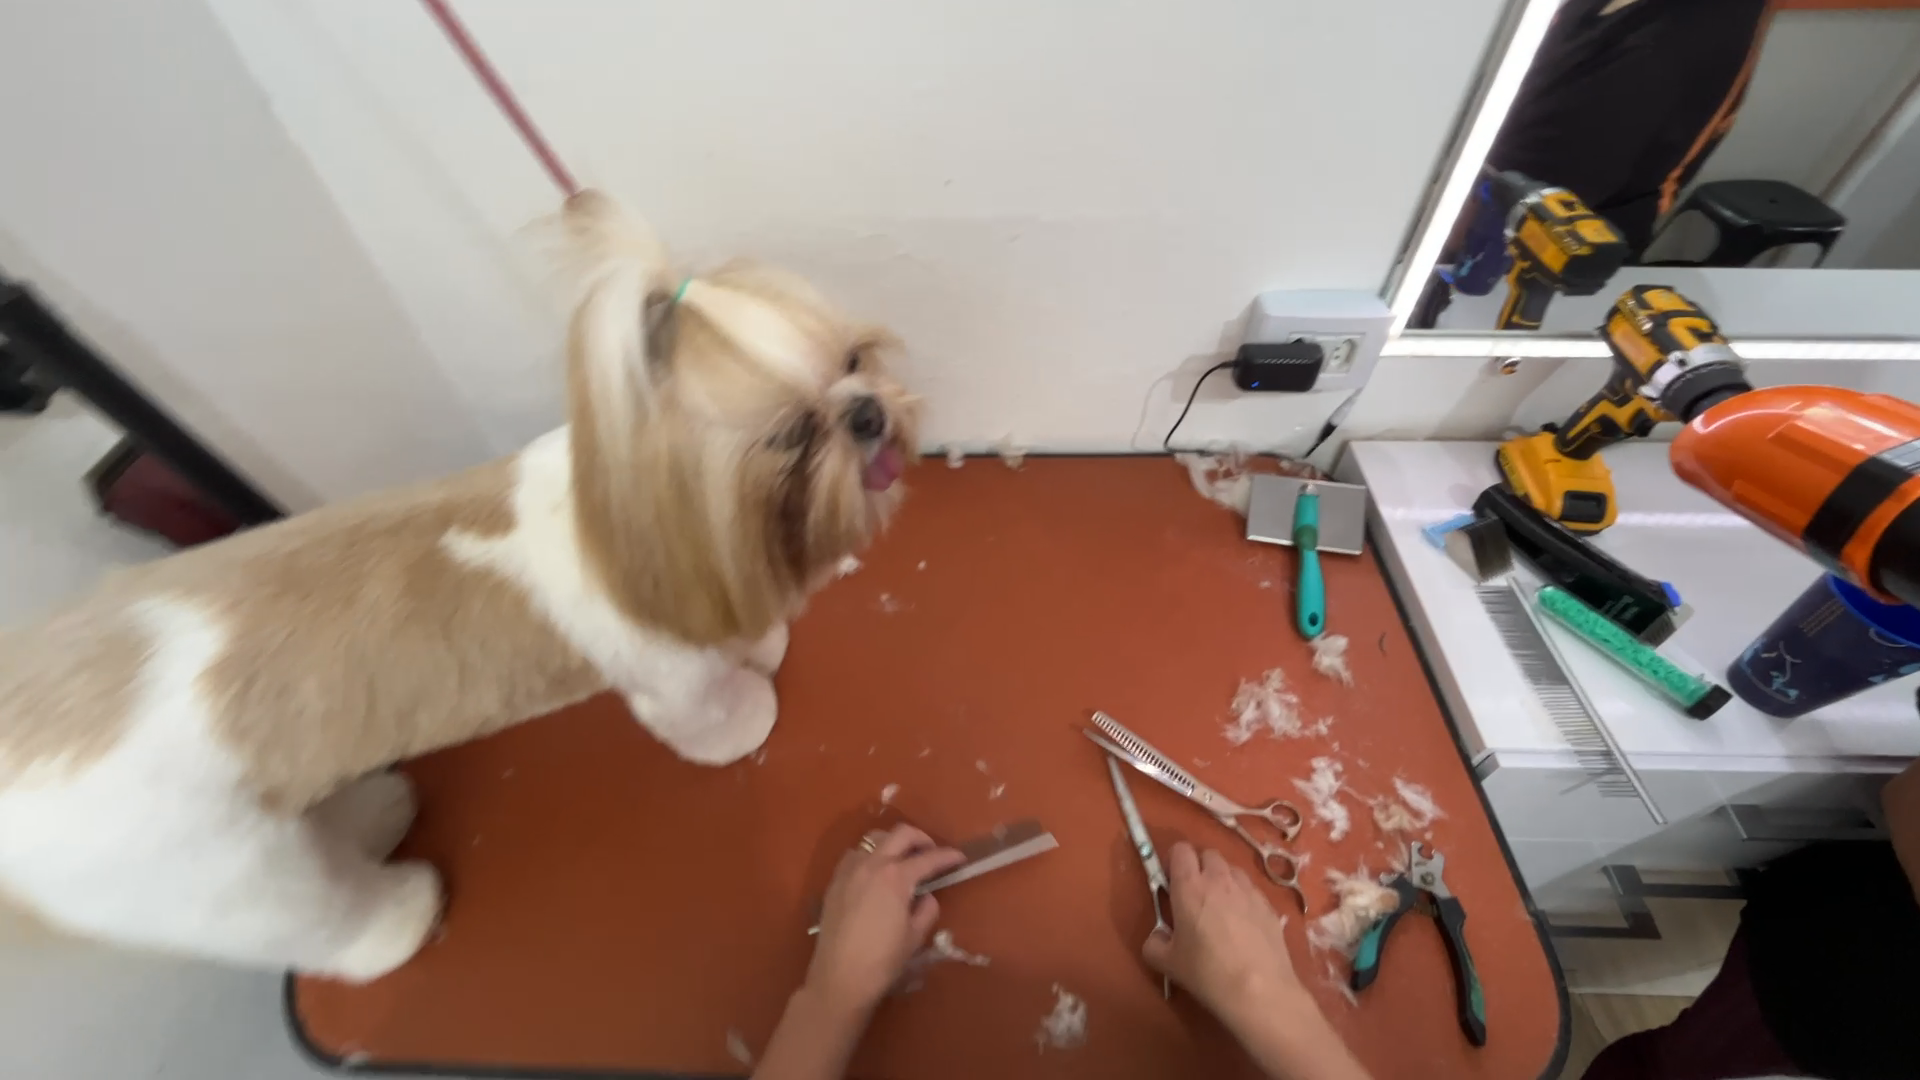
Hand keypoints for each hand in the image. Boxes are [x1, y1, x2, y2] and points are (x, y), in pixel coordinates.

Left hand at [804, 824, 965, 1017]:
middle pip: (901, 834)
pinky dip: (869, 855)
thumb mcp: (914, 938)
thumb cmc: (882, 962)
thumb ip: (926, 910)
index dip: (948, 856)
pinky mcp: (835, 880)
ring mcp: (851, 869)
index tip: (959, 858)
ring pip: (875, 838)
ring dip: (893, 843)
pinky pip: (855, 854)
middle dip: (921, 838)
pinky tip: (874, 873)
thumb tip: (926, 896)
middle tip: (931, 852)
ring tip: (902, 859)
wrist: (838, 980)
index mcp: (896, 877)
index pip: (928, 859)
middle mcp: (873, 863)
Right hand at [1142, 842, 1309, 1029]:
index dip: (1175, 862)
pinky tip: (1246, 925)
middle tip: (1197, 895)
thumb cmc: (1208, 973)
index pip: (1180, 849)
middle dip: (1200, 868)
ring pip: (1232, 870)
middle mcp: (1218, 879)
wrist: (1262, 994)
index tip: (1173, 883)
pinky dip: (1245, 899)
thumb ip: (1155, 944)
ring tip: (1223, 908)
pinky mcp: (1269, 907)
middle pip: (1208, 854)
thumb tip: (1157, 937)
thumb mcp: (1169, 964)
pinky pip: (1252, 891)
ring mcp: (1248, 891)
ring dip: (1224, 880)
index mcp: (1189, 886)